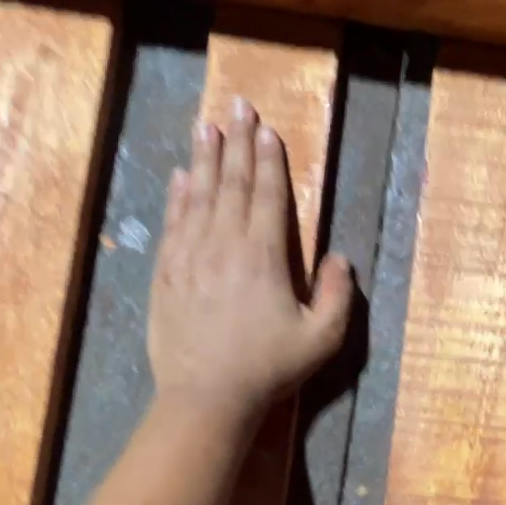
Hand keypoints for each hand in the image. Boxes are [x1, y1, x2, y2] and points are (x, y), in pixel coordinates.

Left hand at [148, 98, 353, 422]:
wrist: (205, 398)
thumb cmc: (270, 368)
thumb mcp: (322, 339)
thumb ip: (337, 295)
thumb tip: (339, 258)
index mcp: (264, 257)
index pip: (268, 195)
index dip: (268, 159)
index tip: (266, 127)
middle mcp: (224, 246)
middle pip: (232, 185)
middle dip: (237, 143)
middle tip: (237, 106)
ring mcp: (189, 257)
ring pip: (199, 196)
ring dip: (205, 159)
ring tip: (207, 126)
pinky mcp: (166, 274)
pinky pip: (173, 223)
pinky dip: (178, 196)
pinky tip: (182, 176)